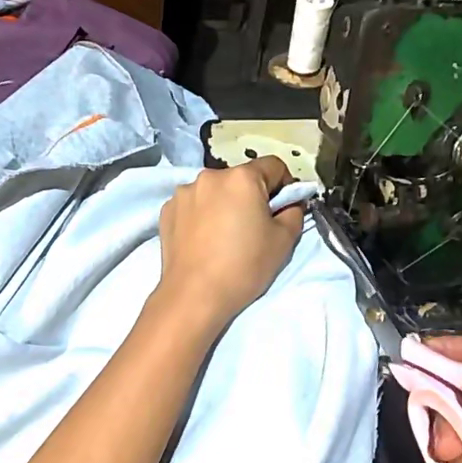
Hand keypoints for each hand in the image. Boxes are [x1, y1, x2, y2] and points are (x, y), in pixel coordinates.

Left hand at [156, 157, 302, 326]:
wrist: (194, 296)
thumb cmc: (244, 266)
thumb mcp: (284, 240)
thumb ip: (294, 212)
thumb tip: (289, 203)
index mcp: (242, 177)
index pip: (274, 166)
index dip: (285, 186)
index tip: (283, 211)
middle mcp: (210, 175)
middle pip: (242, 179)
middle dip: (252, 196)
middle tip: (254, 229)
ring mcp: (184, 192)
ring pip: (216, 191)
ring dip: (225, 204)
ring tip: (225, 237)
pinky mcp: (167, 210)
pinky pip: (195, 205)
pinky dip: (203, 215)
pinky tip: (205, 241)